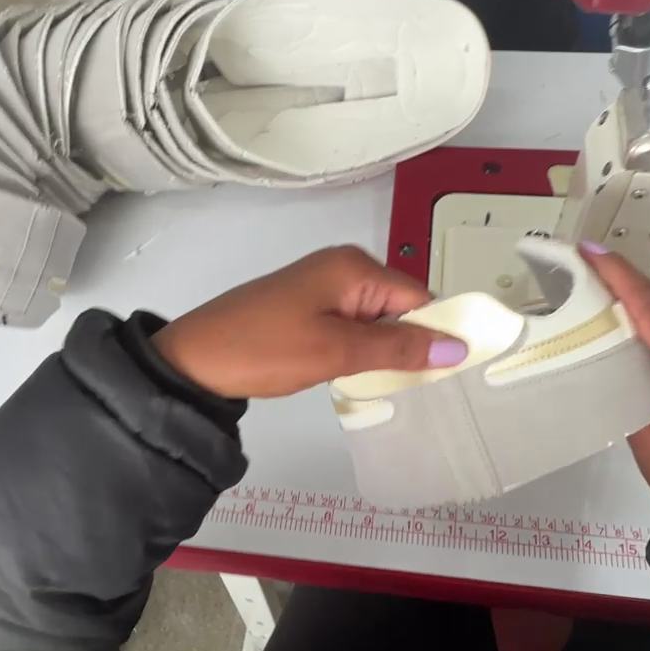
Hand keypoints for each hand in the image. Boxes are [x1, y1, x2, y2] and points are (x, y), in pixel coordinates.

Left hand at [153, 246, 468, 399]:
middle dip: (409, 342)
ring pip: (376, 317)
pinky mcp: (307, 305)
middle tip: (412, 384)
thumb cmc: (265, 349)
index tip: (449, 372)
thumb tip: (455, 347)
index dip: (437, 332)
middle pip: (400, 304)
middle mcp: (343, 266)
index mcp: (354, 266)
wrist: (194, 359)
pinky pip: (352, 323)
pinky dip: (360, 347)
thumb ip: (398, 347)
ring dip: (383, 348)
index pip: (419, 296)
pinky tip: (354, 371)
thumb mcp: (337, 351)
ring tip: (381, 381)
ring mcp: (322, 285)